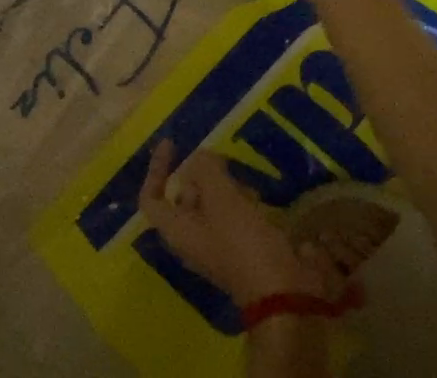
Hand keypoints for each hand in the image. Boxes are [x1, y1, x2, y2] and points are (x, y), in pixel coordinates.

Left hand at [139, 142, 335, 305]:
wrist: (285, 293)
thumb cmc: (243, 243)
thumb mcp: (221, 199)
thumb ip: (205, 170)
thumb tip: (200, 157)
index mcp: (177, 231)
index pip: (151, 198)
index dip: (157, 169)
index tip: (172, 143)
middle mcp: (193, 241)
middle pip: (184, 201)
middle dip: (199, 176)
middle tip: (219, 158)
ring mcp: (219, 248)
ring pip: (212, 208)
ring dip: (224, 187)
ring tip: (243, 173)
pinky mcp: (245, 251)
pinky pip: (236, 220)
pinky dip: (243, 203)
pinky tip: (261, 193)